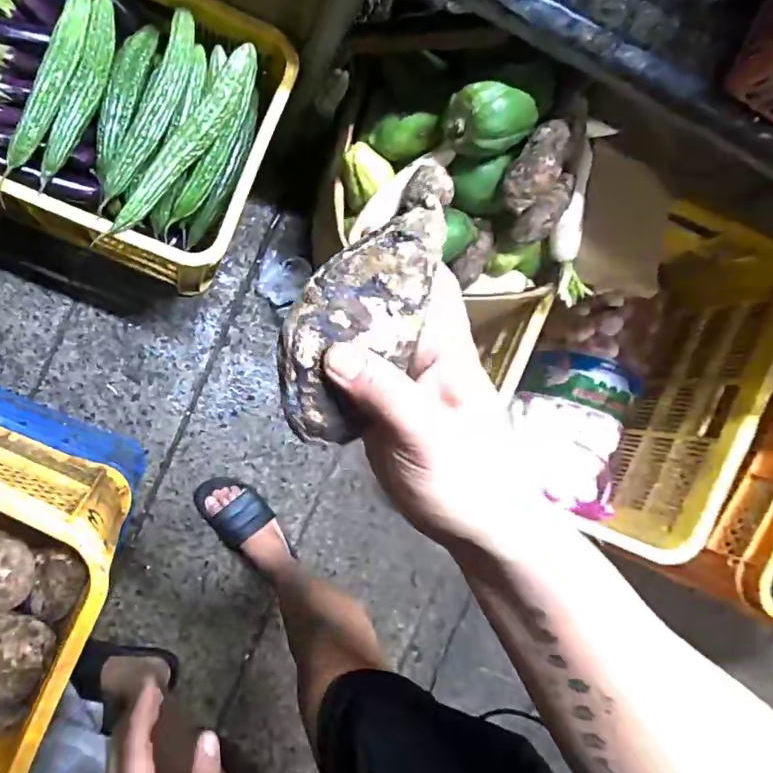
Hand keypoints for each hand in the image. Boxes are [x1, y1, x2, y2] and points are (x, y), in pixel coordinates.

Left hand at [107, 682, 224, 772]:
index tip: (154, 682)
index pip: (134, 743)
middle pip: (117, 749)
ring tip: (148, 712)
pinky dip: (130, 754)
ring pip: (114, 764)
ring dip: (129, 734)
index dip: (143, 709)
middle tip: (152, 690)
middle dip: (132, 715)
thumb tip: (207, 735)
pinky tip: (145, 754)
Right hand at [324, 266, 547, 550]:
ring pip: (365, 342)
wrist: (475, 528)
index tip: (359, 244)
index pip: (429, 284)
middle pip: (387, 309)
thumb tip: (332, 351)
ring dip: (335, 332)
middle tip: (309, 290)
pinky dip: (328, 369)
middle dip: (351, 295)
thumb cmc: (467, 479)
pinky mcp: (380, 406)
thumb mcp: (424, 434)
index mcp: (446, 349)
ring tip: (297, 323)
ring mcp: (399, 381)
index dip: (401, 257)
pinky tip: (303, 367)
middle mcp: (422, 355)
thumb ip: (382, 391)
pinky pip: (351, 376)